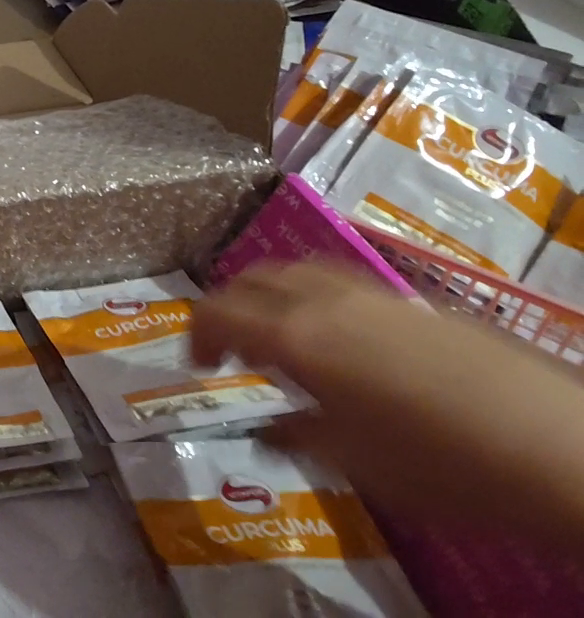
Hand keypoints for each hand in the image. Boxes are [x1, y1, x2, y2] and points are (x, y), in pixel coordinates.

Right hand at [194, 261, 583, 549]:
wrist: (576, 455)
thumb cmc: (450, 469)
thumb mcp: (360, 465)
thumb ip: (300, 436)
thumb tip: (269, 428)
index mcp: (297, 338)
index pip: (216, 312)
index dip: (195, 334)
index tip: (200, 365)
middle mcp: (328, 304)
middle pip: (252, 278)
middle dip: (229, 305)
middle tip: (233, 346)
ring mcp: (379, 298)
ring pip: (300, 271)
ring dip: (274, 294)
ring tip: (284, 331)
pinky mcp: (424, 306)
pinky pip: (348, 284)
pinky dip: (322, 299)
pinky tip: (349, 339)